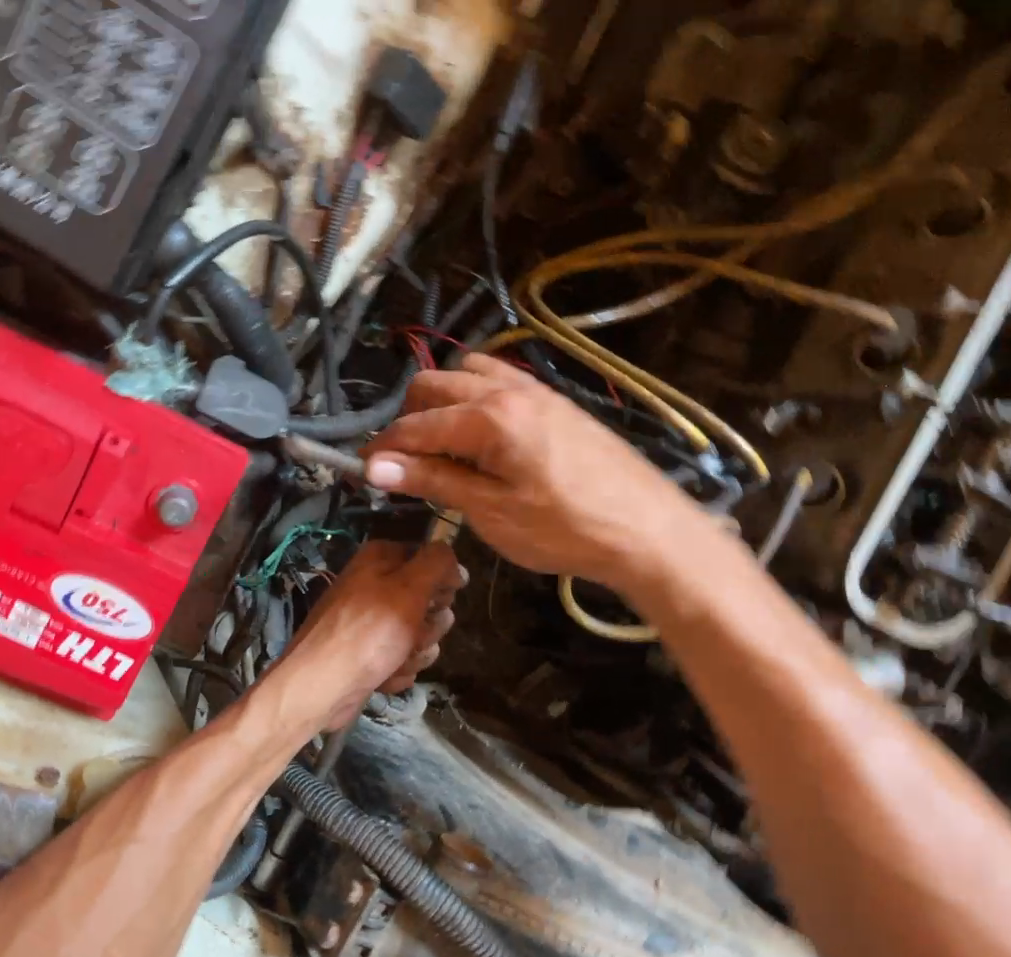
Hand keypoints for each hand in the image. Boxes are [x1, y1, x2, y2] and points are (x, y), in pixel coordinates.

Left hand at [272, 541, 464, 730]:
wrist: (320, 687)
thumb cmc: (366, 634)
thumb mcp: (407, 589)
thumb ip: (436, 564)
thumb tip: (454, 562)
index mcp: (380, 560)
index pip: (430, 558)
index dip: (442, 581)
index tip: (440, 599)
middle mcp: (375, 586)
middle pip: (430, 601)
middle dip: (428, 625)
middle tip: (412, 634)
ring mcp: (372, 623)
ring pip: (421, 635)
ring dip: (414, 653)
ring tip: (392, 659)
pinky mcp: (371, 654)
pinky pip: (404, 659)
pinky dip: (397, 670)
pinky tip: (382, 674)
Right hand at [362, 354, 699, 589]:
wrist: (648, 529)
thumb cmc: (566, 529)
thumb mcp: (492, 511)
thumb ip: (432, 480)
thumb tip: (374, 467)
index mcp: (489, 418)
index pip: (414, 426)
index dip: (382, 450)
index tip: (363, 473)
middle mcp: (508, 389)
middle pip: (432, 385)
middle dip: (406, 420)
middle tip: (402, 464)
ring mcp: (534, 389)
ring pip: (465, 372)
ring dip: (440, 401)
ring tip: (440, 446)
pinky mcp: (554, 400)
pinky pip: (499, 377)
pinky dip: (474, 394)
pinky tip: (479, 432)